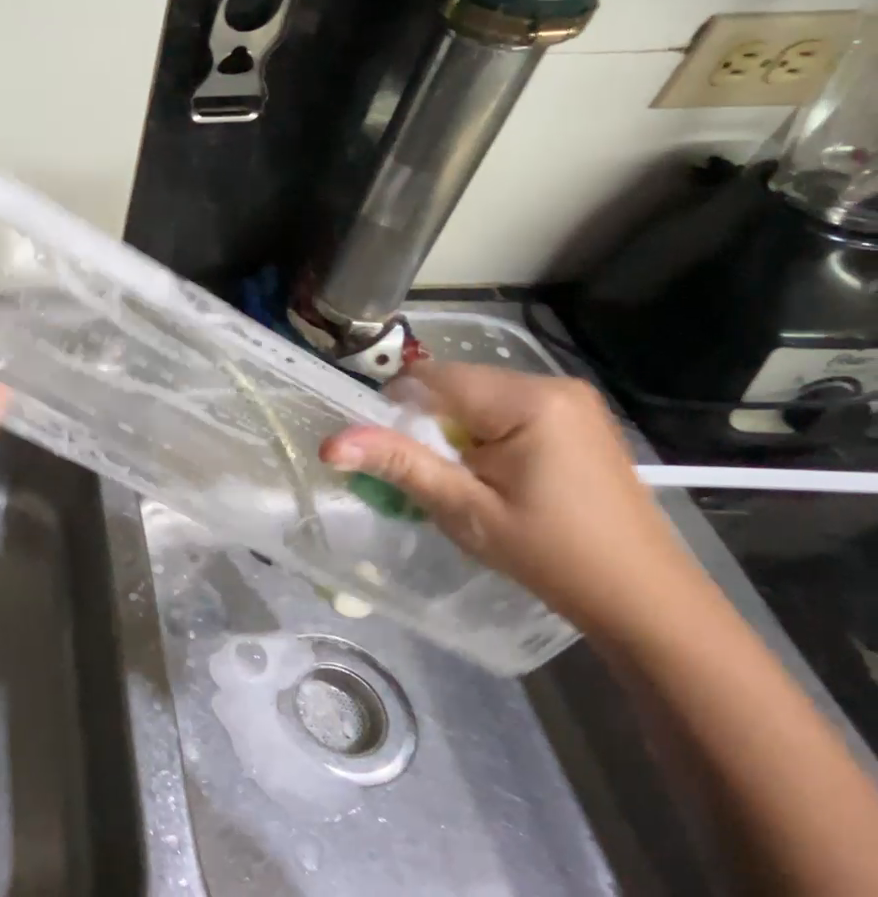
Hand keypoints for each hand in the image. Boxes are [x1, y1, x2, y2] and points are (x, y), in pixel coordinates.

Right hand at [319, 362, 700, 635]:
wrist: (644, 597)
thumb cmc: (551, 554)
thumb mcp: (464, 510)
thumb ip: (399, 464)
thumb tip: (330, 443)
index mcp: (528, 400)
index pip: (430, 377)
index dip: (396, 410)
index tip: (395, 457)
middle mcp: (553, 385)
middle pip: (455, 385)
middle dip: (429, 426)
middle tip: (434, 481)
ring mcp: (571, 401)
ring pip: (477, 399)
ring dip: (456, 435)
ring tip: (467, 485)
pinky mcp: (577, 419)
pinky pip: (506, 411)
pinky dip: (484, 438)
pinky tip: (496, 481)